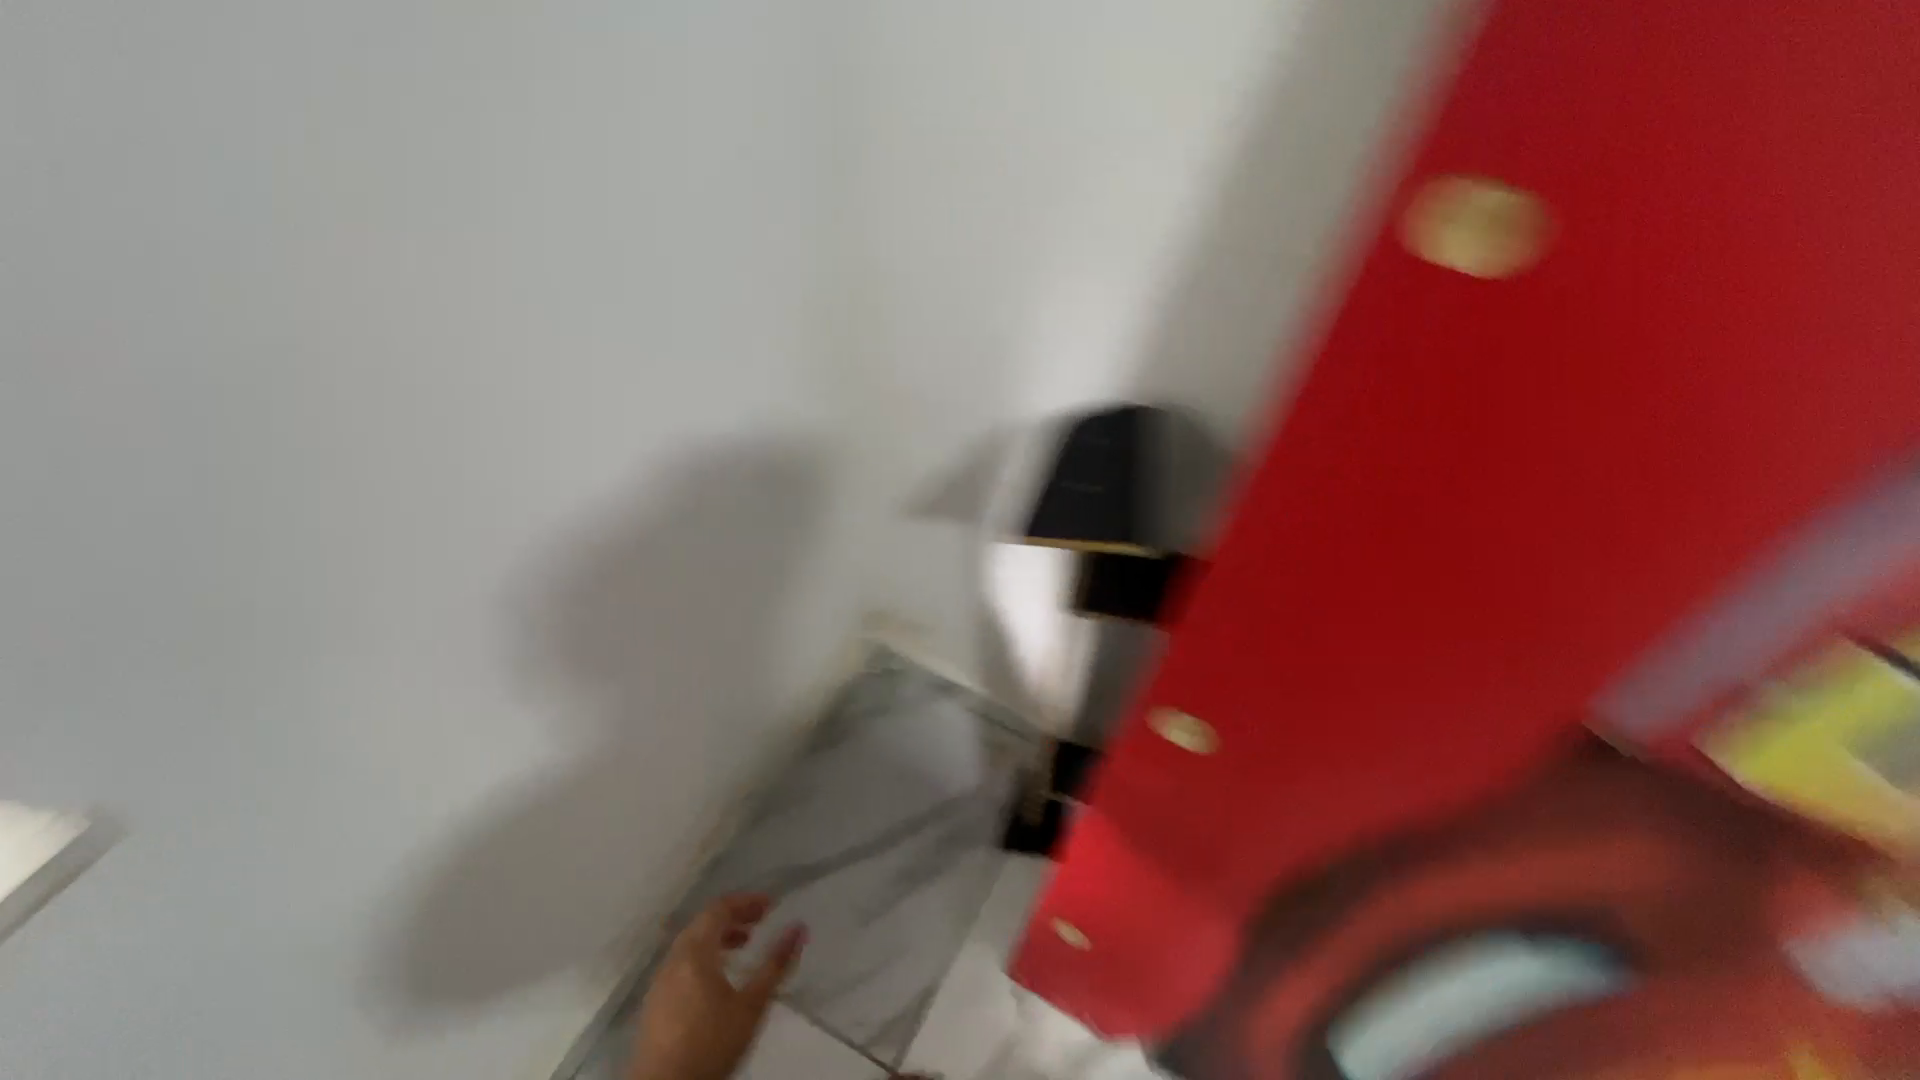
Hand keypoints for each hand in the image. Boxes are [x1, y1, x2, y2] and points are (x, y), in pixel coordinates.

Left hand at [628, 893, 805, 1079]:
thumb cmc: (711, 1043)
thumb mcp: (752, 1005)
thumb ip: (776, 964)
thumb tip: (799, 928)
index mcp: (695, 953)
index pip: (719, 909)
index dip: (746, 902)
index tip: (772, 905)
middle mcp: (673, 959)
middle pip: (703, 923)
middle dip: (733, 917)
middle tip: (761, 921)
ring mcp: (660, 981)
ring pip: (691, 943)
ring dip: (718, 936)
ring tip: (744, 946)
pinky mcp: (655, 1001)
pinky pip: (682, 962)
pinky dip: (704, 955)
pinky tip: (718, 978)